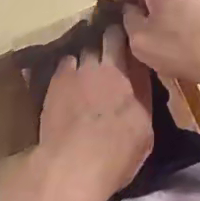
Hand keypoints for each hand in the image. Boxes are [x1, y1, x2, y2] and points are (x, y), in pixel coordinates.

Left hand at [0, 23, 154, 200]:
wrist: (72, 164)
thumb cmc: (116, 155)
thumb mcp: (144, 131)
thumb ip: (142, 98)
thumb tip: (140, 82)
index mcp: (130, 78)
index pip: (132, 45)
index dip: (132, 38)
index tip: (132, 38)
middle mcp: (104, 66)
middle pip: (107, 38)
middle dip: (110, 36)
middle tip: (111, 42)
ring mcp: (77, 70)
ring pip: (84, 48)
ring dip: (88, 52)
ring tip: (89, 60)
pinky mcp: (55, 80)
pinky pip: (65, 62)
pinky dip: (70, 66)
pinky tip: (70, 75)